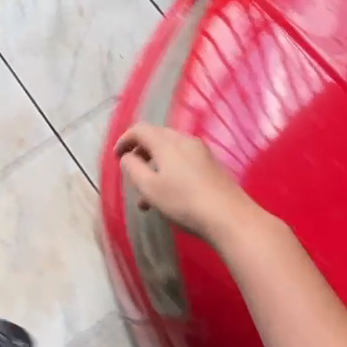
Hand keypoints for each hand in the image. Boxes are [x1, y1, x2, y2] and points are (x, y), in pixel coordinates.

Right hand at [114, 124, 263, 244]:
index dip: (124, 140)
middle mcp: (185, 141)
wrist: (229, 217)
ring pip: (171, 152)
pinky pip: (184, 161)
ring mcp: (202, 153)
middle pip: (157, 138)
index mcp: (166, 142)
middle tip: (131, 172)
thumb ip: (133, 168)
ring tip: (147, 195)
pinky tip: (169, 196)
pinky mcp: (212, 166)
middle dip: (140, 153)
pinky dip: (170, 171)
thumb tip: (127, 156)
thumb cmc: (183, 202)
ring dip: (155, 167)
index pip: (140, 129)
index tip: (116, 156)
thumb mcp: (149, 187)